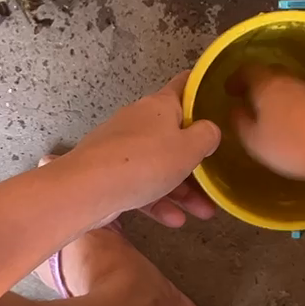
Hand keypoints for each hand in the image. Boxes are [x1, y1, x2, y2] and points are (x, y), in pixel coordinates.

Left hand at [59, 73, 220, 227]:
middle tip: (215, 176)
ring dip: (182, 188)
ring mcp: (121, 146)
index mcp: (160, 105)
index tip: (218, 95)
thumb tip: (209, 129)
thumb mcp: (190, 149)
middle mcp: (140, 120)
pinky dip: (158, 200)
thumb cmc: (145, 161)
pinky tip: (173, 220)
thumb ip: (208, 135)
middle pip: (175, 134)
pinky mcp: (109, 171)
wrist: (86, 189)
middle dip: (196, 158)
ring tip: (203, 212)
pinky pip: (141, 182)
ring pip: (160, 164)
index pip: (184, 85)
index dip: (201, 87)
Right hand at [228, 65, 304, 185]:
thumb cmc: (290, 145)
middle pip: (268, 73)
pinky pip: (299, 97)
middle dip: (255, 84)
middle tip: (245, 99)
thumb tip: (235, 108)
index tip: (228, 90)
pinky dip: (288, 104)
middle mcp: (288, 79)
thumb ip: (239, 122)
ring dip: (273, 94)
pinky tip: (287, 121)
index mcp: (266, 83)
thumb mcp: (253, 139)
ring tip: (265, 112)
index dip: (235, 78)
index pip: (246, 70)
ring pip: (285, 85)